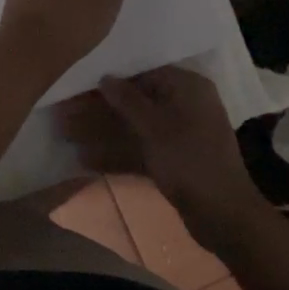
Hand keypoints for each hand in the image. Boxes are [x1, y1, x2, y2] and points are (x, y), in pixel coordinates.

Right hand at [60, 65, 262, 251]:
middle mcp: (184, 105)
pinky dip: (116, 153)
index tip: (77, 81)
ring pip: (133, 127)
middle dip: (100, 108)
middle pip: (134, 100)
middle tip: (64, 110)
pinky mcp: (172, 160)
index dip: (109, 78)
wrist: (224, 217)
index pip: (143, 72)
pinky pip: (139, 149)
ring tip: (65, 133)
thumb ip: (126, 100)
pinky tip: (85, 159)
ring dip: (102, 131)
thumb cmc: (189, 160)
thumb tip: (104, 77)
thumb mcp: (154, 127)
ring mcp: (178, 134)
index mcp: (187, 87)